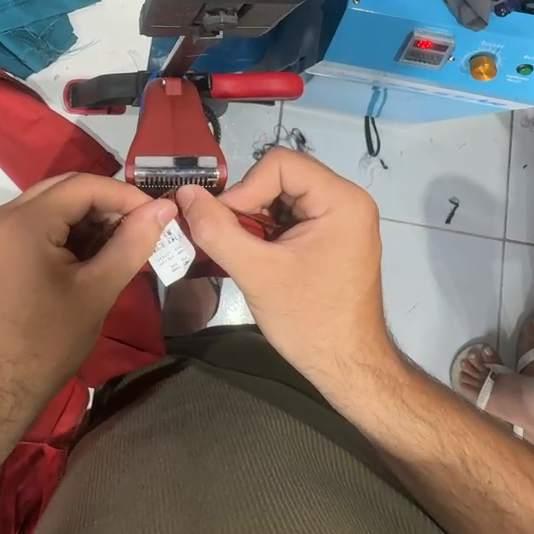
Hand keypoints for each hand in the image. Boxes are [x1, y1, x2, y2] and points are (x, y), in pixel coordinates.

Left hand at [0, 173, 175, 421]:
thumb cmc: (49, 342)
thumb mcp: (98, 290)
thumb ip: (132, 243)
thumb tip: (164, 209)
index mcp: (24, 221)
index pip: (83, 186)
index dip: (125, 195)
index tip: (158, 214)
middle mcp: (4, 215)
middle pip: (67, 189)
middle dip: (108, 204)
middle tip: (143, 227)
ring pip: (54, 203)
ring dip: (90, 217)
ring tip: (124, 243)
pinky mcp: (0, 247)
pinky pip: (40, 221)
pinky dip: (70, 229)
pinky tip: (96, 253)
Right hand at [173, 148, 394, 392]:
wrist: (349, 369)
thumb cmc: (310, 321)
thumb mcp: (257, 273)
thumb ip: (216, 230)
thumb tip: (185, 193)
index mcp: (341, 200)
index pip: (279, 163)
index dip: (245, 189)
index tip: (225, 224)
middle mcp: (345, 199)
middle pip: (279, 176)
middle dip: (248, 204)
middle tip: (227, 237)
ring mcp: (339, 217)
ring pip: (279, 194)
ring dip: (252, 218)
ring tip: (239, 249)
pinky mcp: (329, 235)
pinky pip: (288, 213)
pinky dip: (264, 229)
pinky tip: (254, 255)